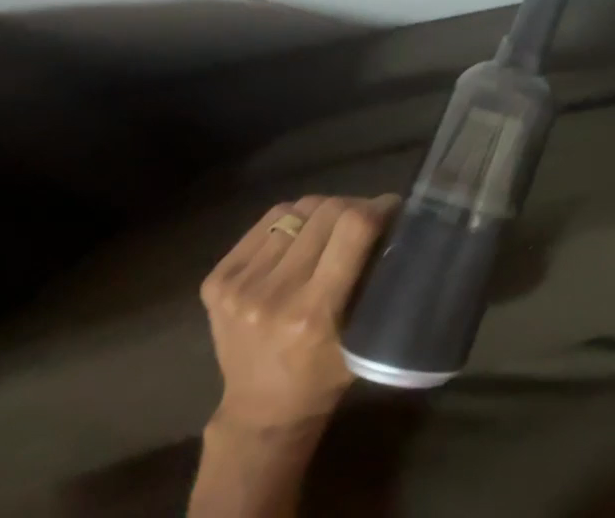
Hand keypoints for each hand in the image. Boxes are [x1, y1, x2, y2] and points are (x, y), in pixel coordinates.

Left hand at [199, 194, 396, 432]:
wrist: (260, 409)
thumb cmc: (327, 375)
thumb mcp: (366, 336)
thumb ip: (378, 285)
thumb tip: (398, 227)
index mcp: (314, 311)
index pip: (353, 228)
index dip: (380, 207)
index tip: (395, 208)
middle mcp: (272, 294)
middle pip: (325, 211)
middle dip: (356, 205)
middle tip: (369, 217)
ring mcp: (238, 286)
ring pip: (295, 210)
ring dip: (324, 211)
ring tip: (336, 225)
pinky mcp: (217, 281)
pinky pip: (266, 223)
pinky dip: (293, 219)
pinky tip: (304, 235)